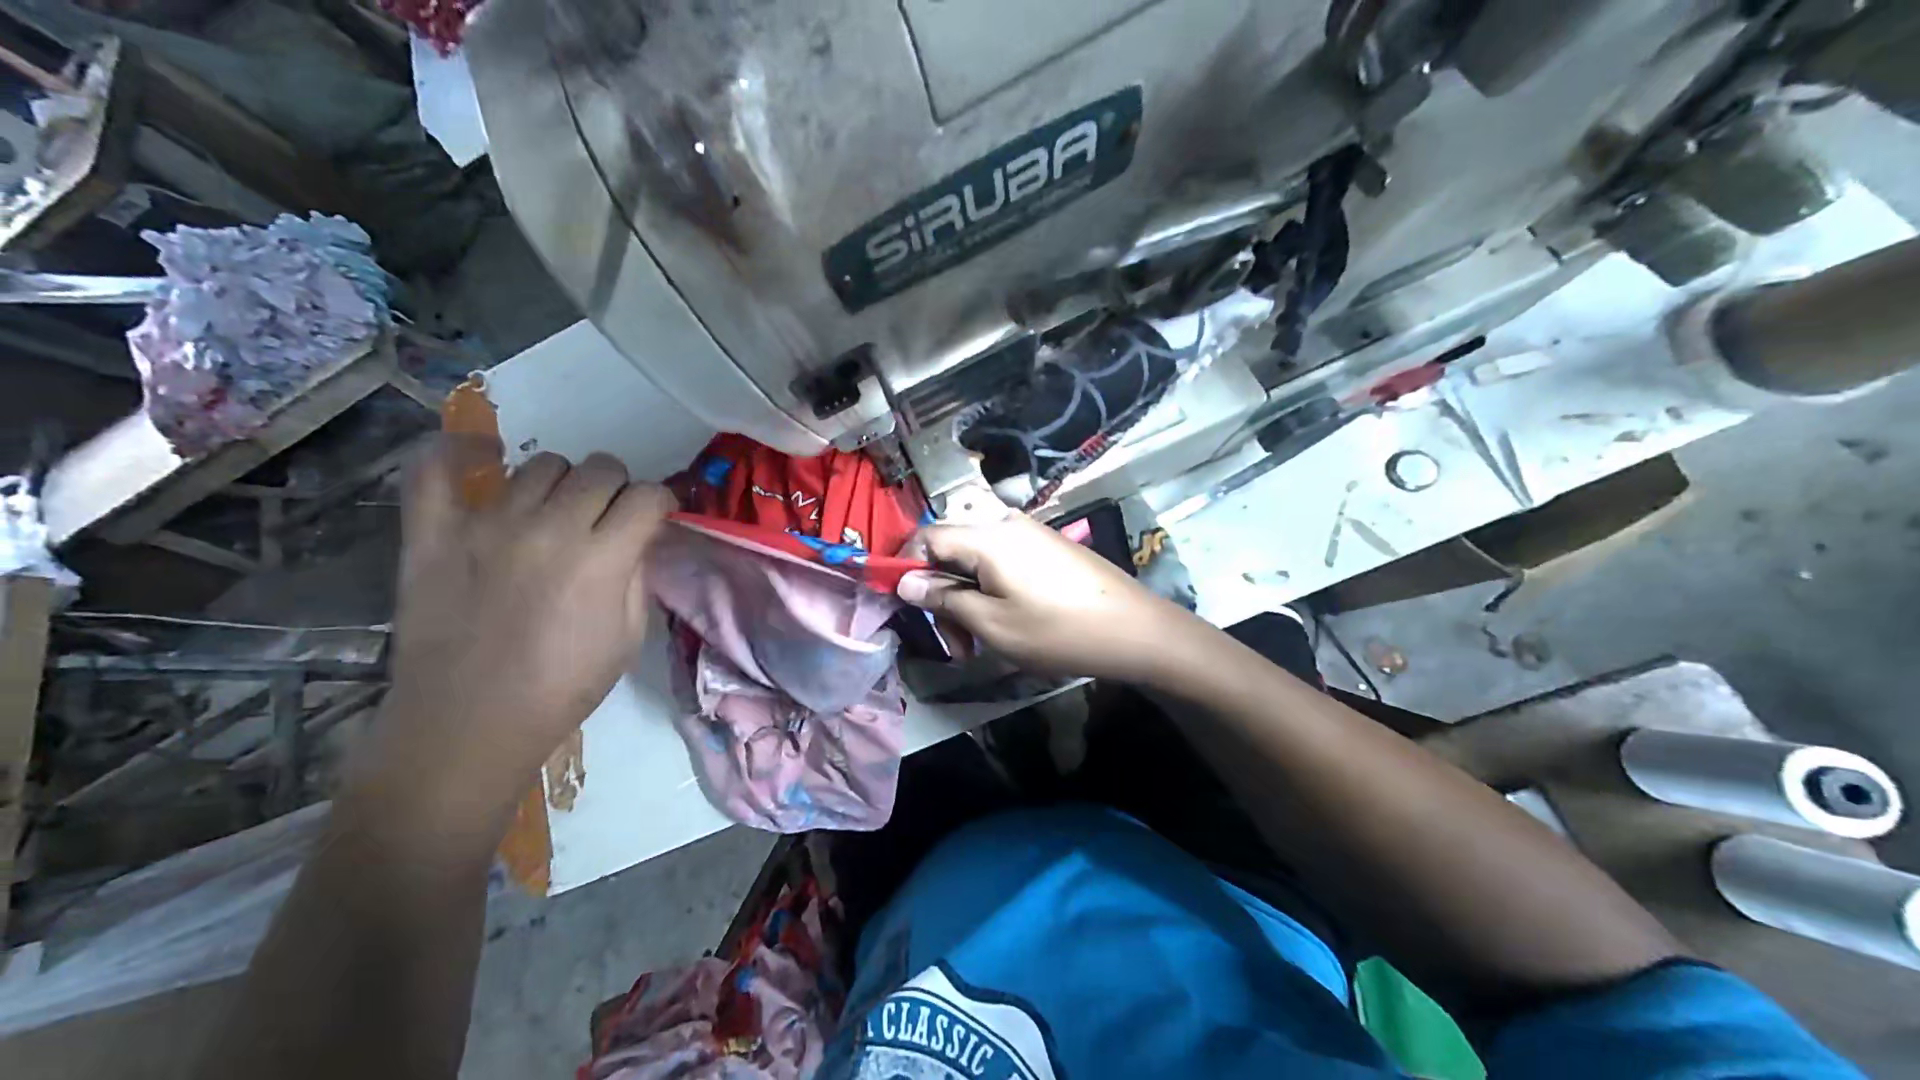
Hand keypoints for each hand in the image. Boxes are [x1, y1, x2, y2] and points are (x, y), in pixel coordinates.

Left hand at [346, 436, 675, 842]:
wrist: (469, 722)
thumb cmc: (563, 687)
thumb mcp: (628, 637)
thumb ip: (637, 576)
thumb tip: (638, 538)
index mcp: (602, 557)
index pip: (648, 496)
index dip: (661, 503)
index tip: (656, 517)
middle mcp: (549, 527)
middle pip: (601, 469)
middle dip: (618, 489)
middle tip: (609, 517)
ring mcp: (487, 524)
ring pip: (542, 465)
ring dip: (563, 482)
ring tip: (555, 510)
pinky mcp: (434, 532)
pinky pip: (437, 467)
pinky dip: (460, 451)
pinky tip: (483, 455)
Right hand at [895, 513, 1206, 682]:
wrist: (1135, 630)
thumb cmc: (1057, 631)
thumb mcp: (992, 624)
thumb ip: (943, 598)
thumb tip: (905, 581)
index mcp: (986, 537)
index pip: (926, 536)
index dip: (905, 566)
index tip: (903, 606)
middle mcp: (1005, 524)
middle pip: (951, 548)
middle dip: (941, 594)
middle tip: (953, 643)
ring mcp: (1030, 534)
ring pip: (977, 559)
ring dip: (966, 599)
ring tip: (977, 644)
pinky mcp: (1048, 547)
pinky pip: (1002, 561)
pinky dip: (990, 591)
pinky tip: (1004, 623)